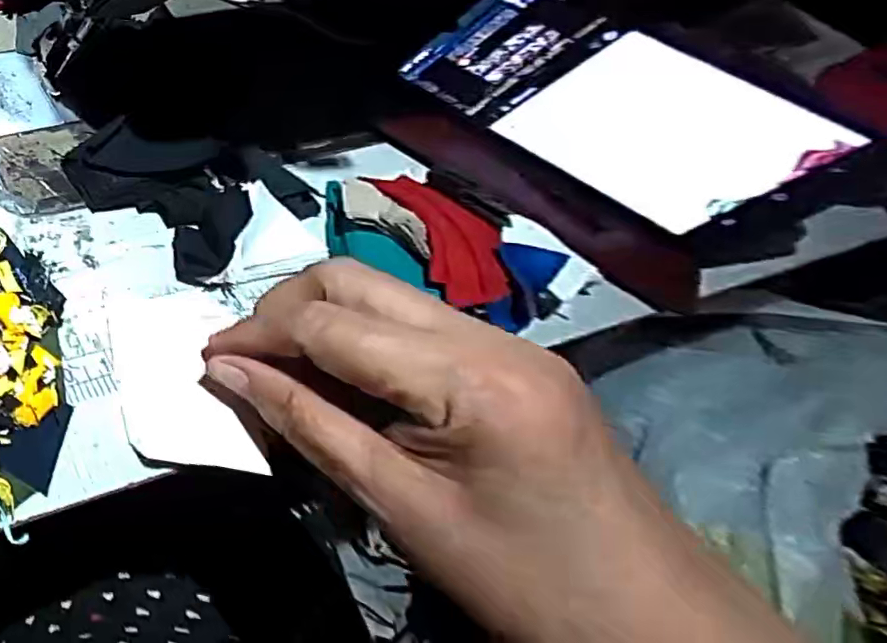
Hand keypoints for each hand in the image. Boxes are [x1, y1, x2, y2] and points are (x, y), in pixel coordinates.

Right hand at [202, 258, 798, 642]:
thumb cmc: (534, 590)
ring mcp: (504, 340)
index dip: (259, 334)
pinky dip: (355, 337)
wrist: (676, 637)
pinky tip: (337, 378)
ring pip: (376, 292)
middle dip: (283, 308)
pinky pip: (408, 322)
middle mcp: (488, 335)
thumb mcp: (402, 510)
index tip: (210, 357)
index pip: (329, 324)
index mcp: (470, 377)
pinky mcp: (509, 356)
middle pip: (350, 279)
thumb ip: (306, 426)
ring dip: (316, 318)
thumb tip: (228, 373)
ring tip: (280, 366)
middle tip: (245, 356)